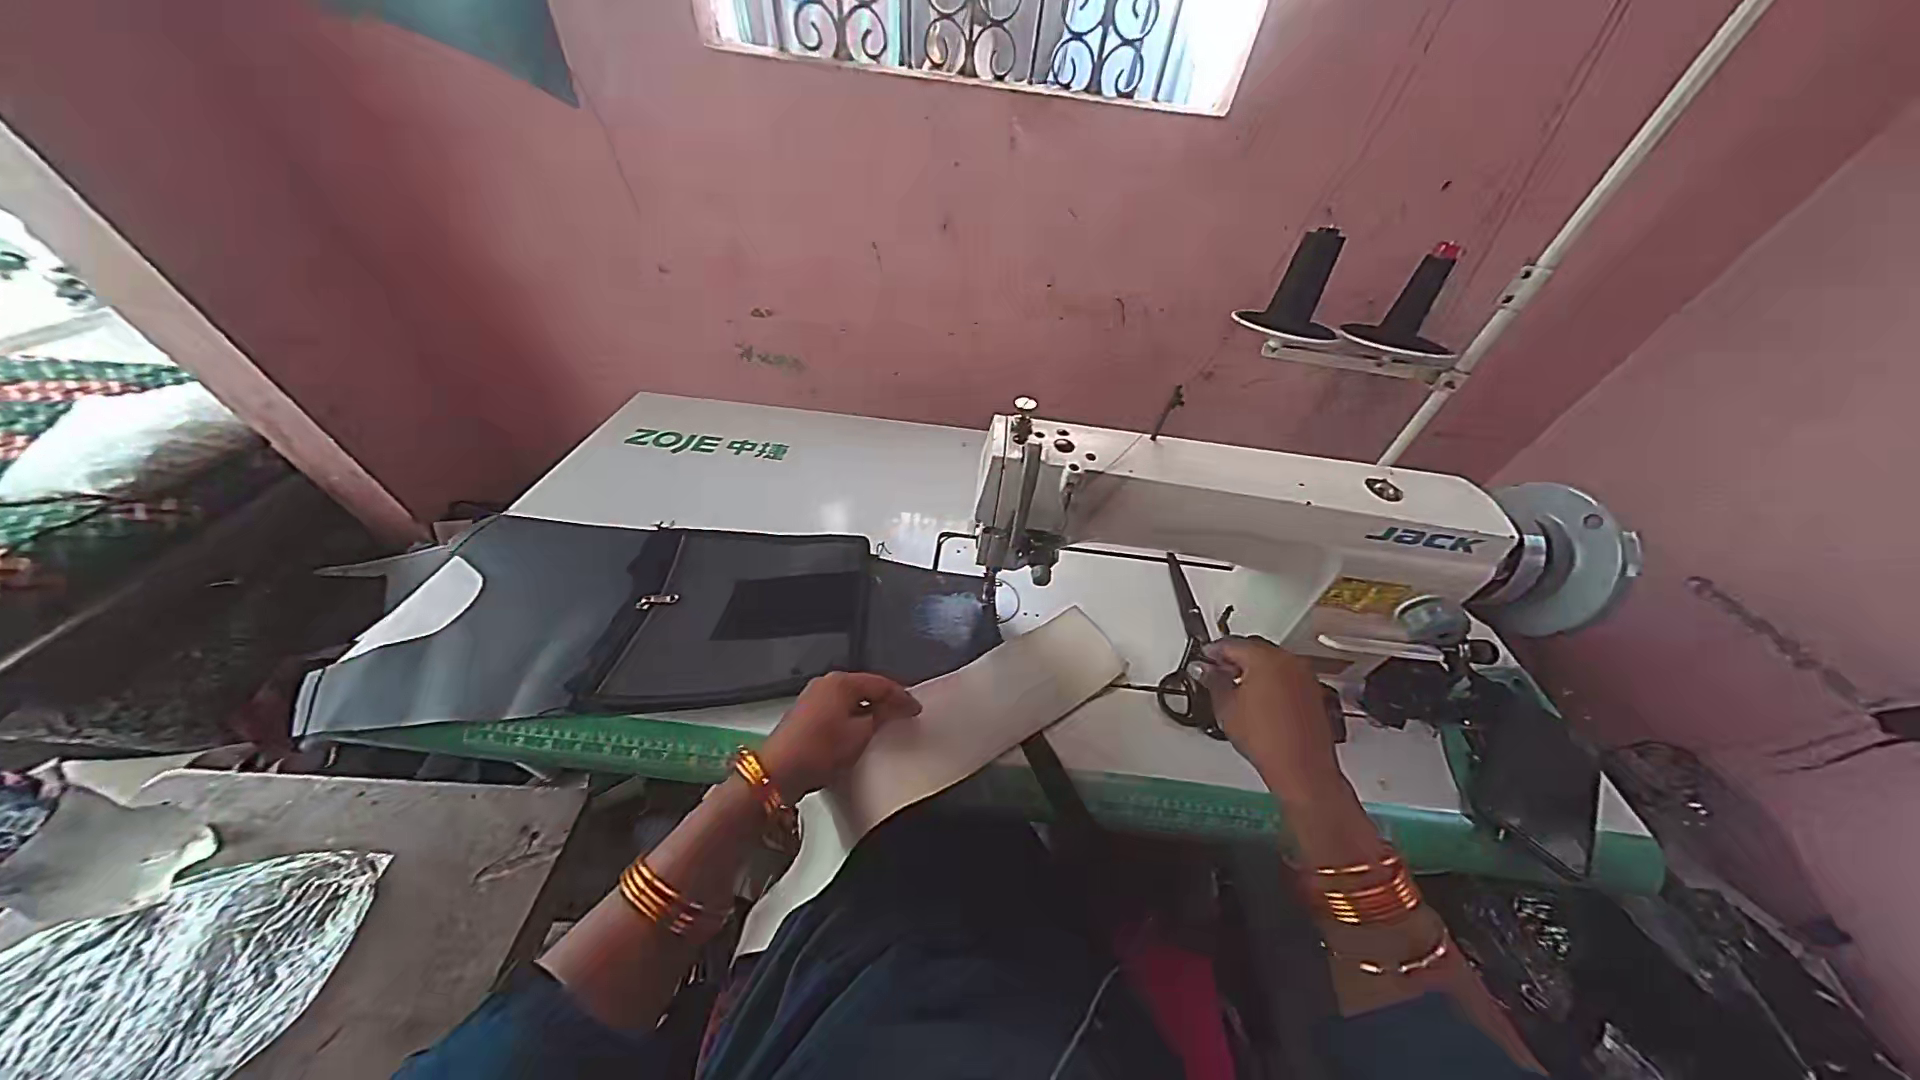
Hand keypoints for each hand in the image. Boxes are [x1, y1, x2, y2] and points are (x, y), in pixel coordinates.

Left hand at [757, 672, 920, 796]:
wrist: (778, 772)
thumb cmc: (818, 750)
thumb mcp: (861, 734)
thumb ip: (882, 716)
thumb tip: (893, 709)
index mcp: (841, 682)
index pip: (881, 684)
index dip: (902, 696)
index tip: (915, 708)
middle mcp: (825, 684)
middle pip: (864, 688)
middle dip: (884, 700)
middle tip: (903, 713)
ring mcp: (812, 698)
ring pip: (850, 699)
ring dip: (867, 710)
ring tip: (884, 724)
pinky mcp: (805, 714)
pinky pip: (837, 709)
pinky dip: (852, 716)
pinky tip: (859, 731)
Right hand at [1200, 637, 1341, 798]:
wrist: (1301, 768)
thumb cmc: (1269, 740)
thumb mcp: (1226, 706)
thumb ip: (1213, 680)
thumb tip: (1205, 670)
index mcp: (1265, 658)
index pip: (1231, 643)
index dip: (1212, 651)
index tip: (1204, 658)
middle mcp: (1289, 662)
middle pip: (1254, 648)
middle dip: (1233, 658)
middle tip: (1216, 671)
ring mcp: (1305, 677)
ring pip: (1272, 662)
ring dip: (1253, 669)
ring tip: (1235, 688)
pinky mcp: (1313, 693)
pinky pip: (1287, 676)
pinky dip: (1271, 681)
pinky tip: (1257, 699)